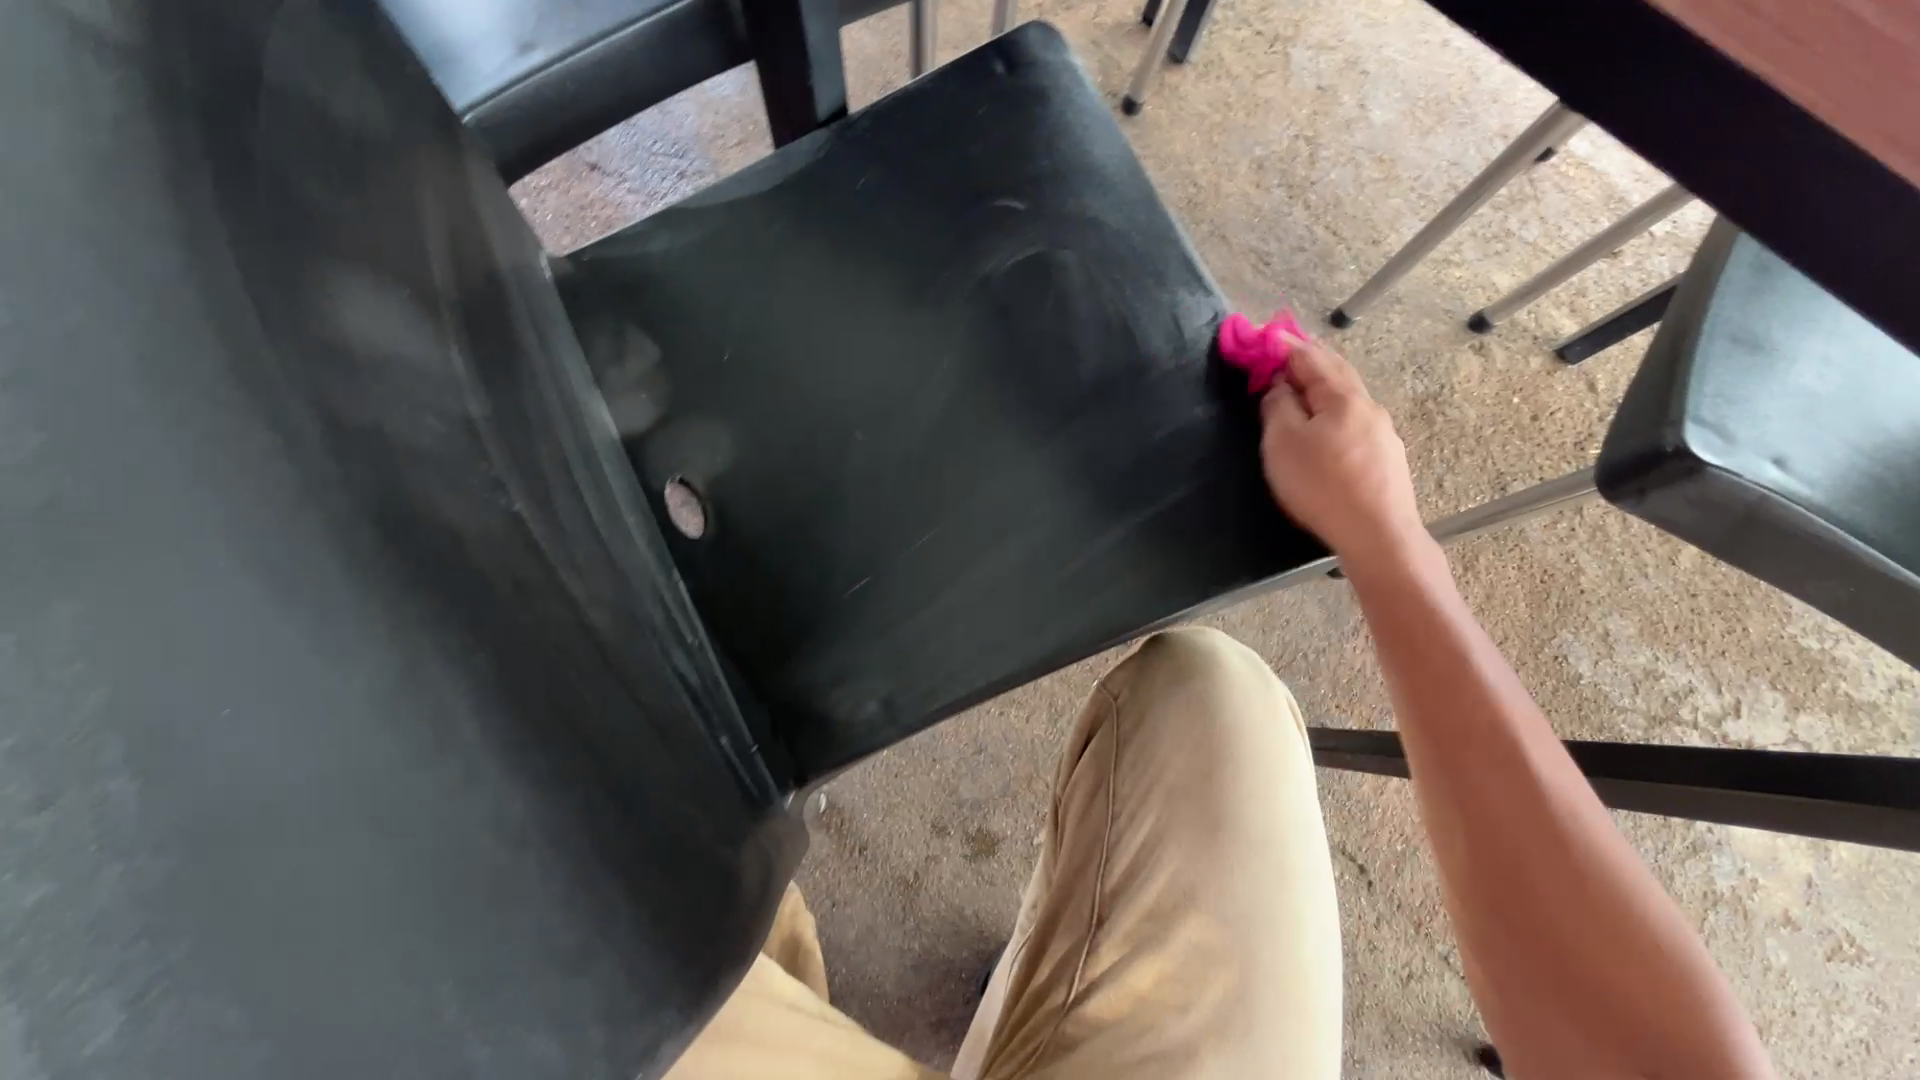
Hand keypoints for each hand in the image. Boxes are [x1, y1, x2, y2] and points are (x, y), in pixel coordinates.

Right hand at [1259, 335, 1427, 572]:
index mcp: (1341, 396)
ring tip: (1301, 384)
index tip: (1261, 336)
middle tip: (1283, 349)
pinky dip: (1333, 409)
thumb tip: (1278, 386)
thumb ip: (1277, 407)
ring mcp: (1381, 432)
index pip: (1309, 357)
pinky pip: (1353, 420)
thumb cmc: (1322, 485)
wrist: (1377, 534)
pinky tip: (1326, 423)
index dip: (1282, 344)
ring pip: (1347, 397)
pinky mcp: (1385, 457)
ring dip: (1322, 384)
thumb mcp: (1283, 443)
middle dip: (1307, 358)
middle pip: (1335, 372)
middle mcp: (1367, 406)